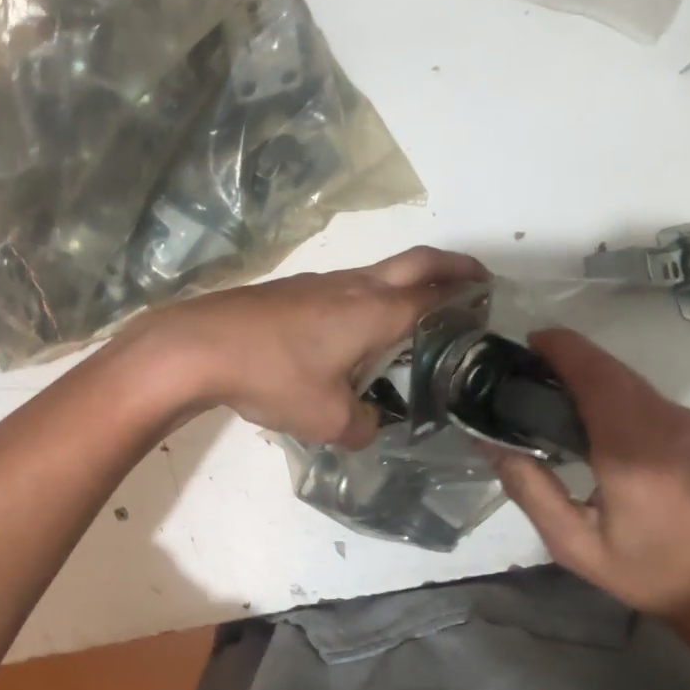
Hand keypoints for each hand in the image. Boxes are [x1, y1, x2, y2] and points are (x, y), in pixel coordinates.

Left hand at [121, 247, 487, 446]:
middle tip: (475, 280)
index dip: (468, 294)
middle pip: (416, 262)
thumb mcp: (326, 419)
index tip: (490, 297)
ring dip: (406, 284)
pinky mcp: (292, 291)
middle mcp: (356, 287)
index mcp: (377, 311)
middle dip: (452, 266)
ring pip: (378, 273)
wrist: (199, 346)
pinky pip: (346, 288)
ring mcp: (321, 284)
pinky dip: (369, 299)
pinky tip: (353, 334)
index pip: (437, 296)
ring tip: (416, 318)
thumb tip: (368, 425)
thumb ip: (361, 426)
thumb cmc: (272, 376)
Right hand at [485, 329, 689, 629]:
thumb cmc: (654, 574)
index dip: (565, 350)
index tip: (532, 341)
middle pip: (616, 375)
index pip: (599, 378)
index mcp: (637, 457)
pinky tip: (617, 443)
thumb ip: (532, 490)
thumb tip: (492, 443)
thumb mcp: (575, 546)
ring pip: (638, 388)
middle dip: (575, 365)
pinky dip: (629, 409)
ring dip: (602, 391)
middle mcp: (677, 428)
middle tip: (536, 380)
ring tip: (571, 420)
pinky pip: (660, 405)